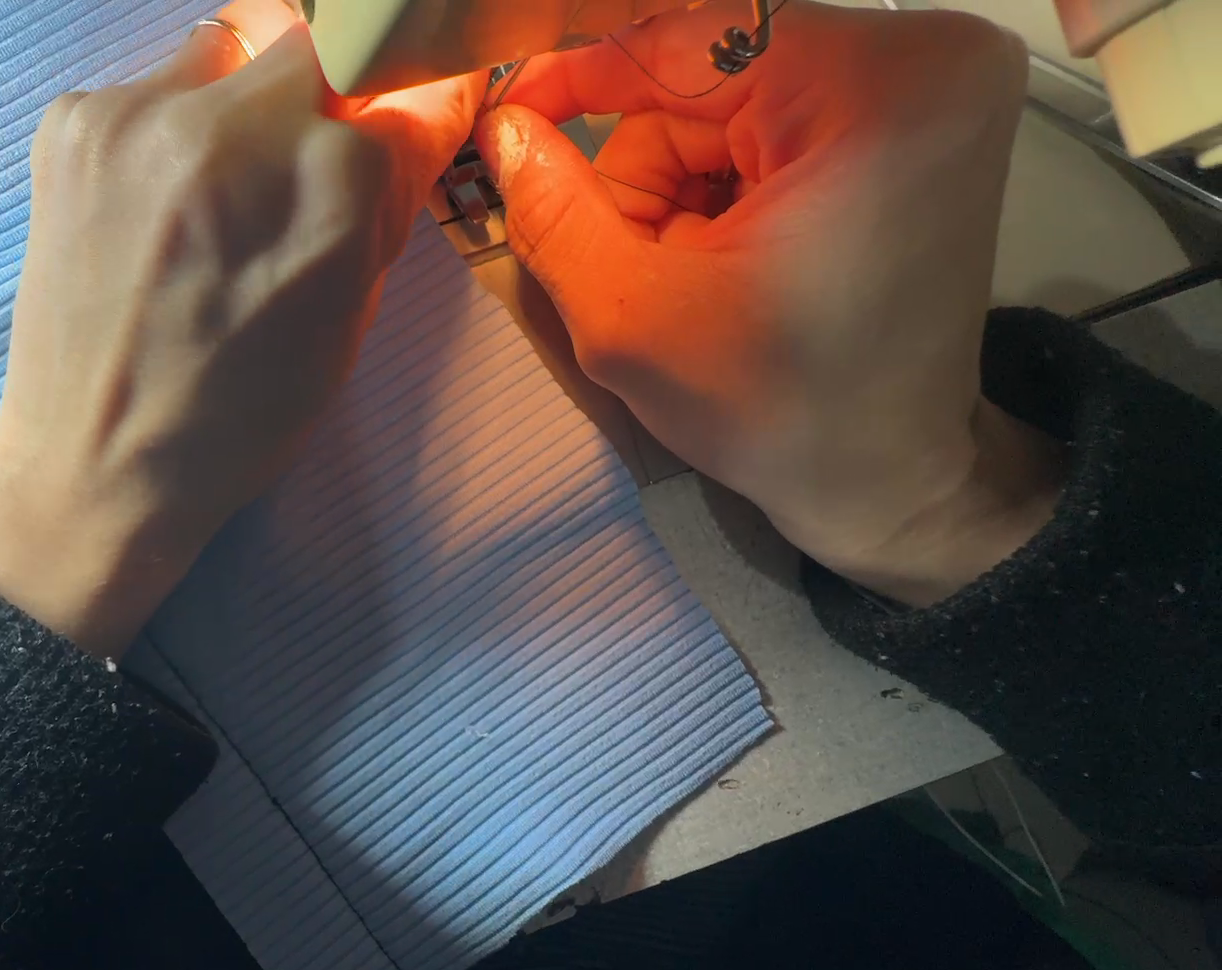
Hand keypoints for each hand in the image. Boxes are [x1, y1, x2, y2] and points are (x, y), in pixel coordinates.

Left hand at [0, 0, 481, 655]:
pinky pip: (150, 90)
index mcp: (332, 188)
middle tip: (286, 185)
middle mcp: (238, 126)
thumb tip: (397, 131)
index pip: (410, 90)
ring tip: (207, 202)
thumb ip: (377, 216)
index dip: (411, 111)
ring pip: (227, 55)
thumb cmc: (235, 423)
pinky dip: (165, 135)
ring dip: (236, 112)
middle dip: (318, 113)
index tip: (396, 128)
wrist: (98, 465)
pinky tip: (150, 213)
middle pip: (315, 52)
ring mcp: (141, 114)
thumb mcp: (344, 332)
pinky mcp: (70, 123)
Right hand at [479, 0, 1062, 605]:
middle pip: (704, 79)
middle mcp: (918, 63)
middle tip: (626, 266)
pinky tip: (711, 269)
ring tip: (679, 284)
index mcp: (871, 90)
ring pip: (721, 113)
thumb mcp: (628, 315)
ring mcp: (918, 96)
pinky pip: (757, 137)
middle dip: (638, 176)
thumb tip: (502, 132)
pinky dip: (707, 201)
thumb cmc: (769, 409)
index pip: (688, 33)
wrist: (875, 474)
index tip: (507, 114)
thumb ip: (552, 212)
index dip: (579, 72)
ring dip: (668, 198)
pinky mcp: (900, 135)